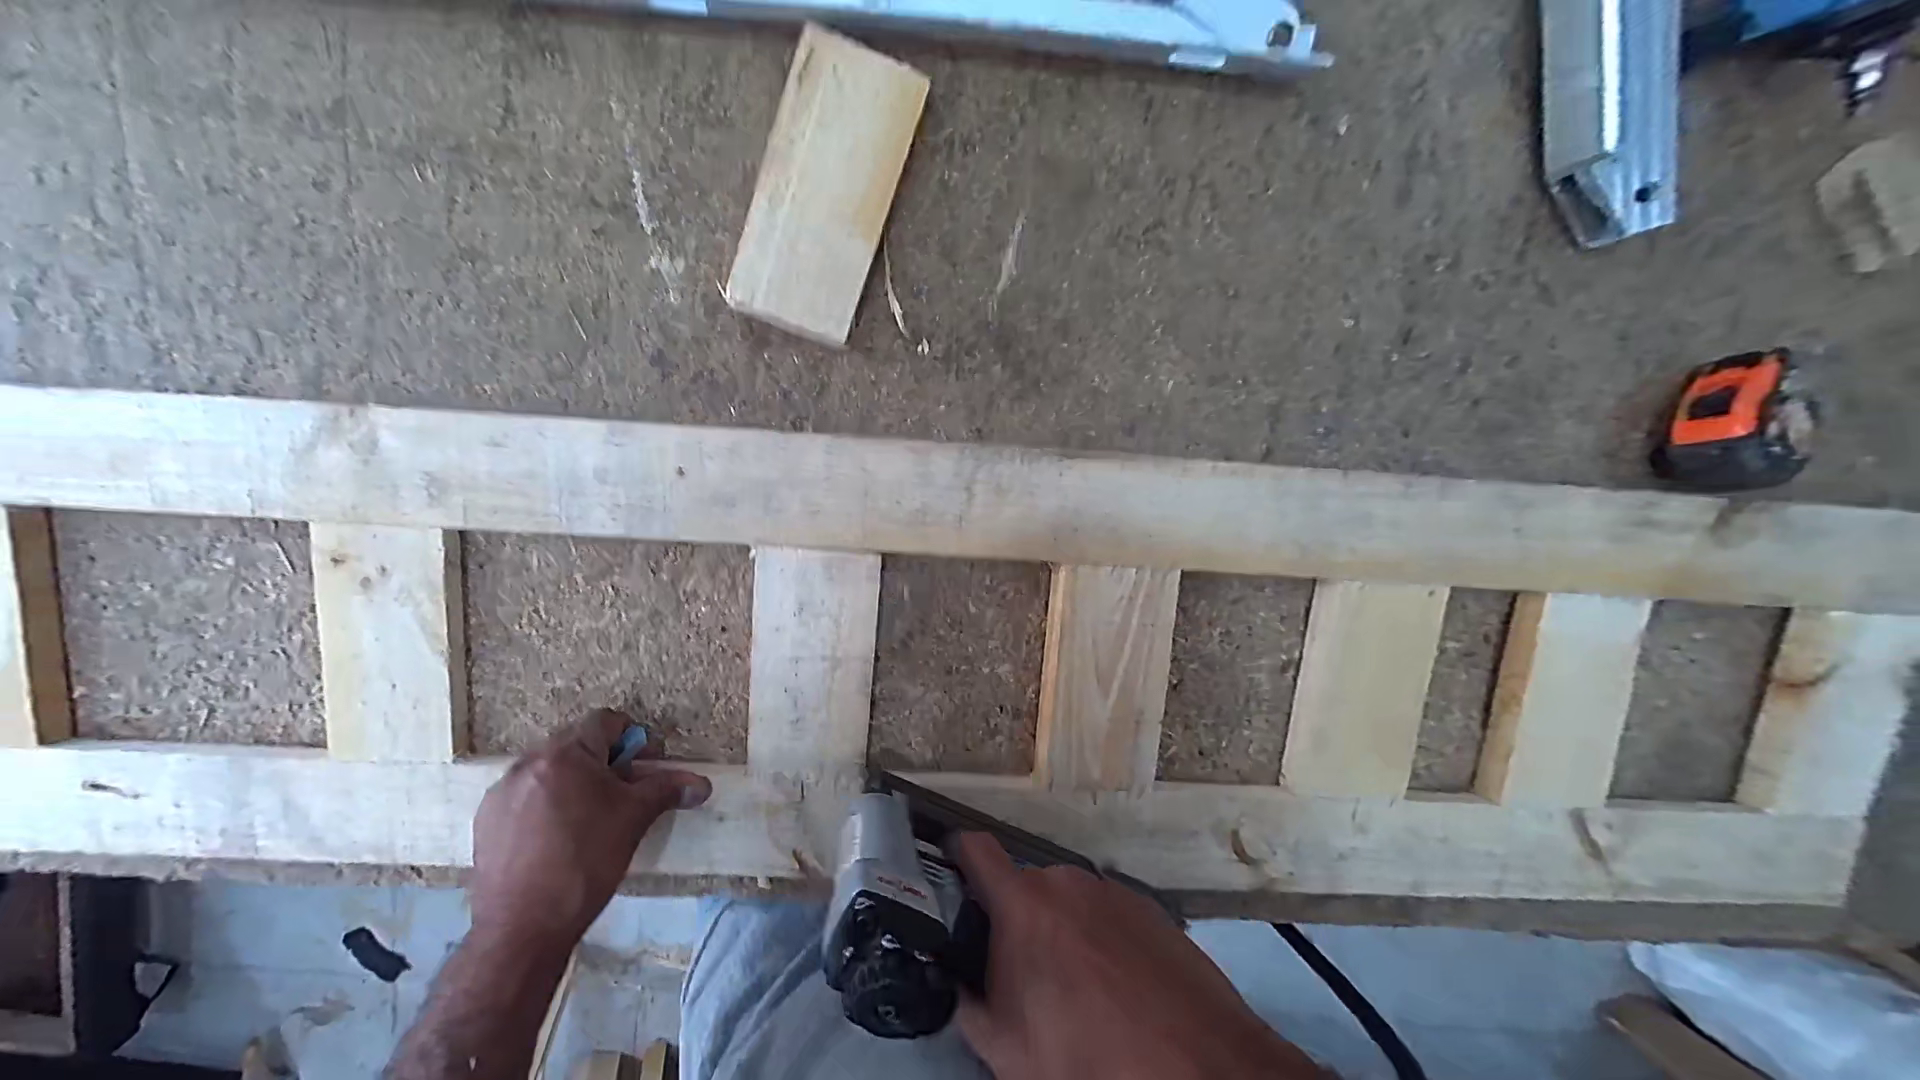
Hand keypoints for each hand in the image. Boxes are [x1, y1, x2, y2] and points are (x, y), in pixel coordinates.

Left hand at [468, 709, 712, 954]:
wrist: (522, 928)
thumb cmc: (587, 861)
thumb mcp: (635, 818)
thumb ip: (667, 789)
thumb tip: (701, 784)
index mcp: (565, 754)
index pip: (606, 721)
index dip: (633, 738)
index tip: (645, 767)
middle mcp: (528, 763)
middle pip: (577, 743)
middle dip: (606, 761)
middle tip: (624, 793)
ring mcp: (501, 792)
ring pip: (550, 770)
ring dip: (576, 780)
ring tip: (591, 817)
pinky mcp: (486, 821)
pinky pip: (526, 795)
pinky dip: (548, 803)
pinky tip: (559, 837)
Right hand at [952, 832, 1325, 1079]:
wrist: (1199, 1065)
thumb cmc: (1088, 1057)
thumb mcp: (1006, 1049)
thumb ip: (966, 1004)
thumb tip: (952, 980)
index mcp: (1022, 903)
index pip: (974, 847)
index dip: (954, 852)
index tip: (946, 872)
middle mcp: (1064, 880)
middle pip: (1022, 888)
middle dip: (1014, 922)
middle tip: (1024, 975)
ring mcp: (1110, 889)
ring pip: (1066, 902)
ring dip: (1059, 931)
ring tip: (1079, 989)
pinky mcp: (1147, 905)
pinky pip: (1105, 912)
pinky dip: (1099, 938)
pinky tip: (1119, 987)